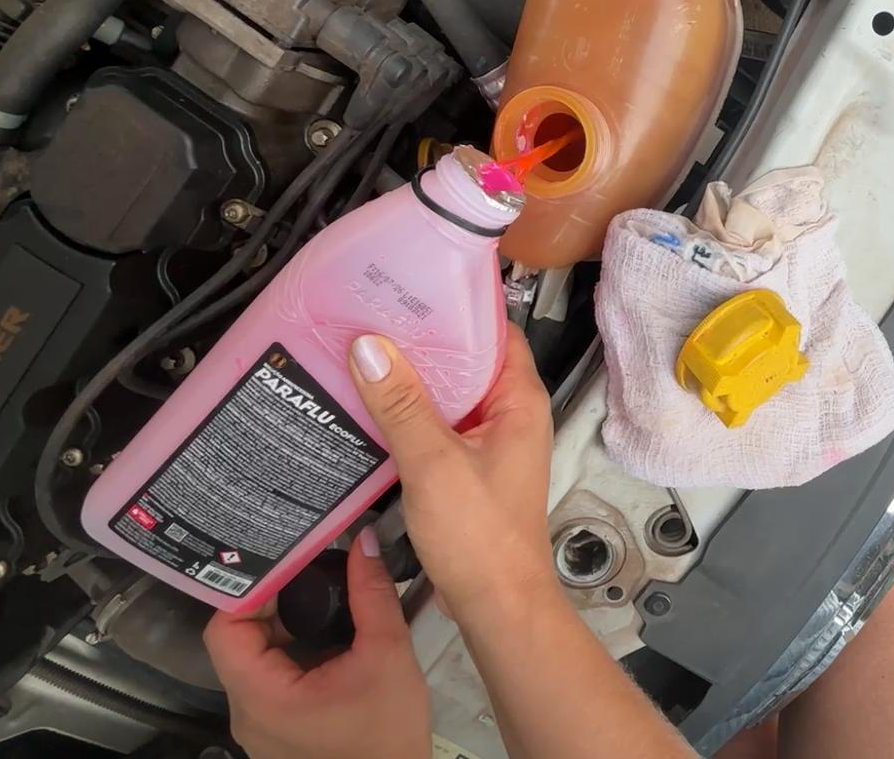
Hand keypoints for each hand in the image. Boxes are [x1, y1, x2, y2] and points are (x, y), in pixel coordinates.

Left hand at [203, 534, 430, 758]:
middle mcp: (247, 710)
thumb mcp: (388, 651)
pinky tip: (328, 620)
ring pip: (257, 652)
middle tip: (315, 558)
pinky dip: (293, 639)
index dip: (253, 587)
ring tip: (323, 581)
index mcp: (262, 697)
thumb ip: (372, 593)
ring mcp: (260, 720)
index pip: (225, 628)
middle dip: (276, 594)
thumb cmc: (386, 728)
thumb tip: (363, 539)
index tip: (292, 555)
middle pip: (240, 637)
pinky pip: (272, 669)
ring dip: (286, 616)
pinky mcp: (278, 722)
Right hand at [349, 325, 556, 622]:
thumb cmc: (481, 536)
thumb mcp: (435, 463)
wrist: (496, 600)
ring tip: (373, 353)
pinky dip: (418, 411)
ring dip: (420, 379)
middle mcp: (514, 413)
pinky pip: (446, 422)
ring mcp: (495, 438)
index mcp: (521, 401)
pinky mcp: (475, 462)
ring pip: (456, 393)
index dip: (462, 310)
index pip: (498, 333)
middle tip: (383, 319)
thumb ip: (403, 406)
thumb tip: (373, 347)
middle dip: (431, 342)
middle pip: (473, 360)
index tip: (420, 292)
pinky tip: (379, 406)